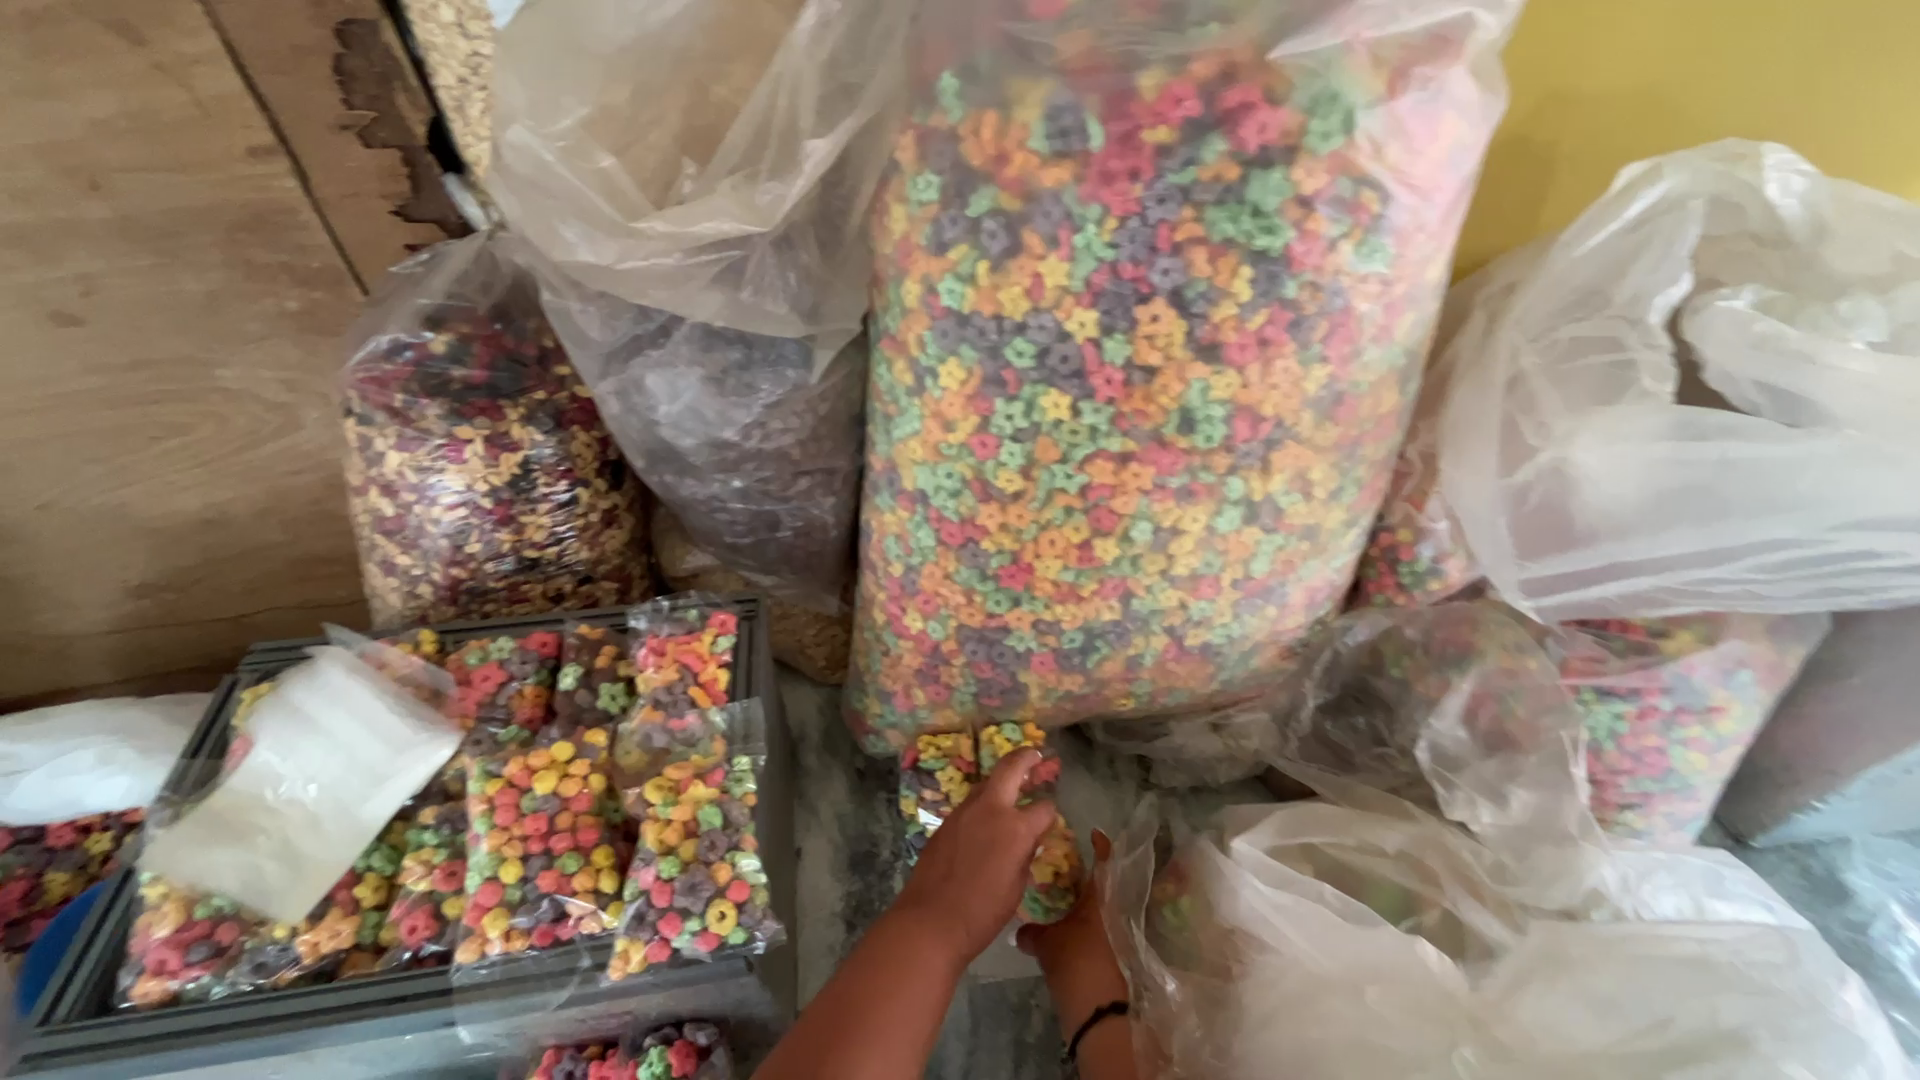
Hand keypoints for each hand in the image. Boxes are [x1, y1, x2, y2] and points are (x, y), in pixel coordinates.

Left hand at [890, 747, 1057, 967]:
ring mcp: (964, 812)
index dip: (1050, 813)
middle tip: (1035, 754)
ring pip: (986, 784)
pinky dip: (983, 804)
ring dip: (1001, 781)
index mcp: (1016, 828)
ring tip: (1012, 786)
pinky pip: (970, 805)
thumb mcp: (1017, 887)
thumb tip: (1027, 840)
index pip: (1044, 808)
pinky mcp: (945, 822)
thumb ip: (1025, 855)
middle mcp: (991, 810)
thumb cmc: (982, 912)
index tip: (1050, 818)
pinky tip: (985, 820)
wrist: (930, 920)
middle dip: (1026, 758)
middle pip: (1010, 769)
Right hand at [1017, 829, 1128, 1036]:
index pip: (1106, 858)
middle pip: (1104, 882)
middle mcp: (1116, 909)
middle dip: (1085, 873)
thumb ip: (1032, 932)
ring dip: (1084, 901)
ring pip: (1102, 907)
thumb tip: (1021, 932)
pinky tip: (1063, 928)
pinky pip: (1100, 928)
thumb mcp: (1047, 945)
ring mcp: (1118, 933)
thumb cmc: (1078, 964)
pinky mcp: (1116, 956)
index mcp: (1104, 895)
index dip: (1099, 843)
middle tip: (1059, 864)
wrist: (1103, 1016)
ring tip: (1056, 896)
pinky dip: (1085, 924)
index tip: (1088, 832)